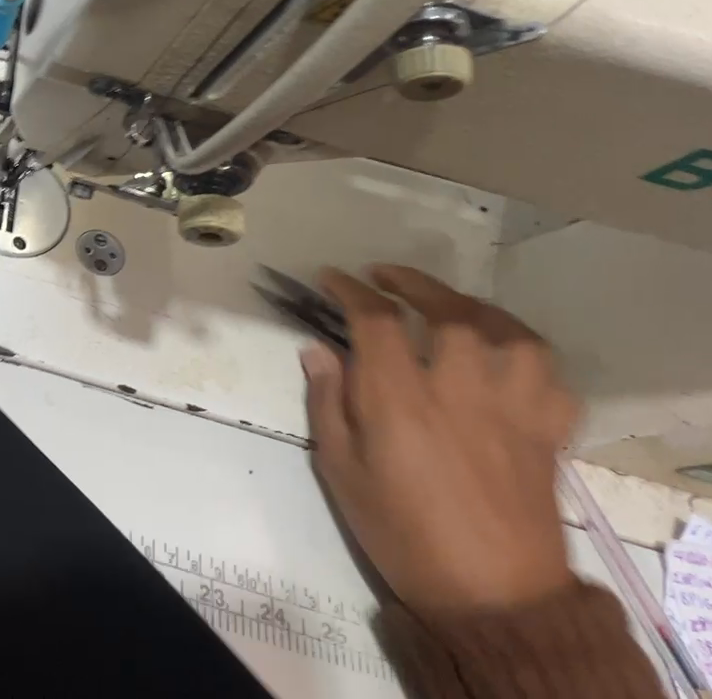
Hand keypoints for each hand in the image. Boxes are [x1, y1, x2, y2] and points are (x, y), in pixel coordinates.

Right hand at [301, 264, 580, 615]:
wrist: (490, 593)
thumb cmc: (398, 529)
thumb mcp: (339, 467)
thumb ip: (328, 402)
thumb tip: (318, 349)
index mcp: (400, 398)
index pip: (375, 320)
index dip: (350, 289)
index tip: (330, 277)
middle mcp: (460, 390)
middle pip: (450, 313)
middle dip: (415, 284)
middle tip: (386, 276)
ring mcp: (513, 410)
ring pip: (512, 336)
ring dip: (478, 310)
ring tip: (451, 306)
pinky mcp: (547, 434)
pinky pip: (551, 379)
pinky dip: (527, 357)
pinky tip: (502, 361)